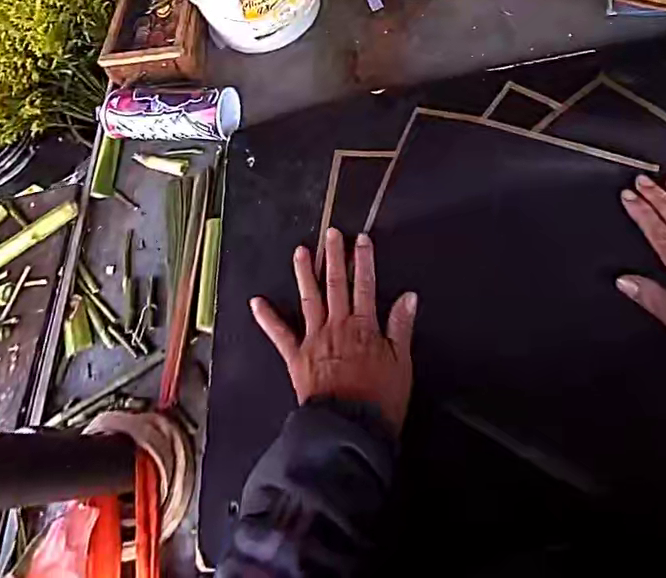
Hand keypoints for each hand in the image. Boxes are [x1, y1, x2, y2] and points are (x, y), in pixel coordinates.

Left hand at [252, 228, 418, 433]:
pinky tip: (256, 301)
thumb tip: (408, 296)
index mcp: (364, 325)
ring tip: (300, 251)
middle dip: (335, 256)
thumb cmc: (379, 400)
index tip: (361, 239)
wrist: (347, 431)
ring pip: (310, 298)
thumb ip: (401, 327)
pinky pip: (280, 334)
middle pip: (336, 284)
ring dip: (305, 273)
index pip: (365, 284)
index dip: (363, 260)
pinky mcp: (296, 357)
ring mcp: (314, 338)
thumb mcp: (401, 363)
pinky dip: (267, 318)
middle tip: (332, 233)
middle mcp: (337, 325)